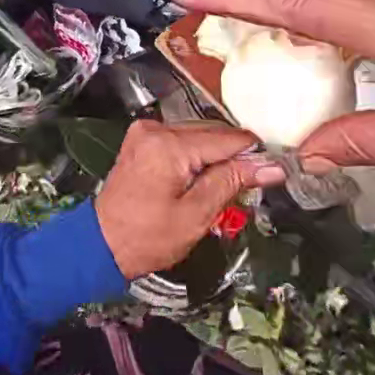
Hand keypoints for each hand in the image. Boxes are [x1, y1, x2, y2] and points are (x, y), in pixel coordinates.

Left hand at [94, 122, 284, 278]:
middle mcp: (157, 128)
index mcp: (169, 145)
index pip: (226, 139)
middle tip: (250, 183)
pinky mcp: (142, 139)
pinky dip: (196, 155)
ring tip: (225, 184)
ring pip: (198, 134)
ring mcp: (146, 131)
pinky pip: (181, 139)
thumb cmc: (148, 238)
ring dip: (215, 155)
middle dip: (233, 156)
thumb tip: (272, 166)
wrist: (99, 247)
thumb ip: (232, 182)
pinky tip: (202, 176)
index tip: (275, 167)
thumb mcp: (196, 215)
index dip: (253, 154)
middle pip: (212, 133)